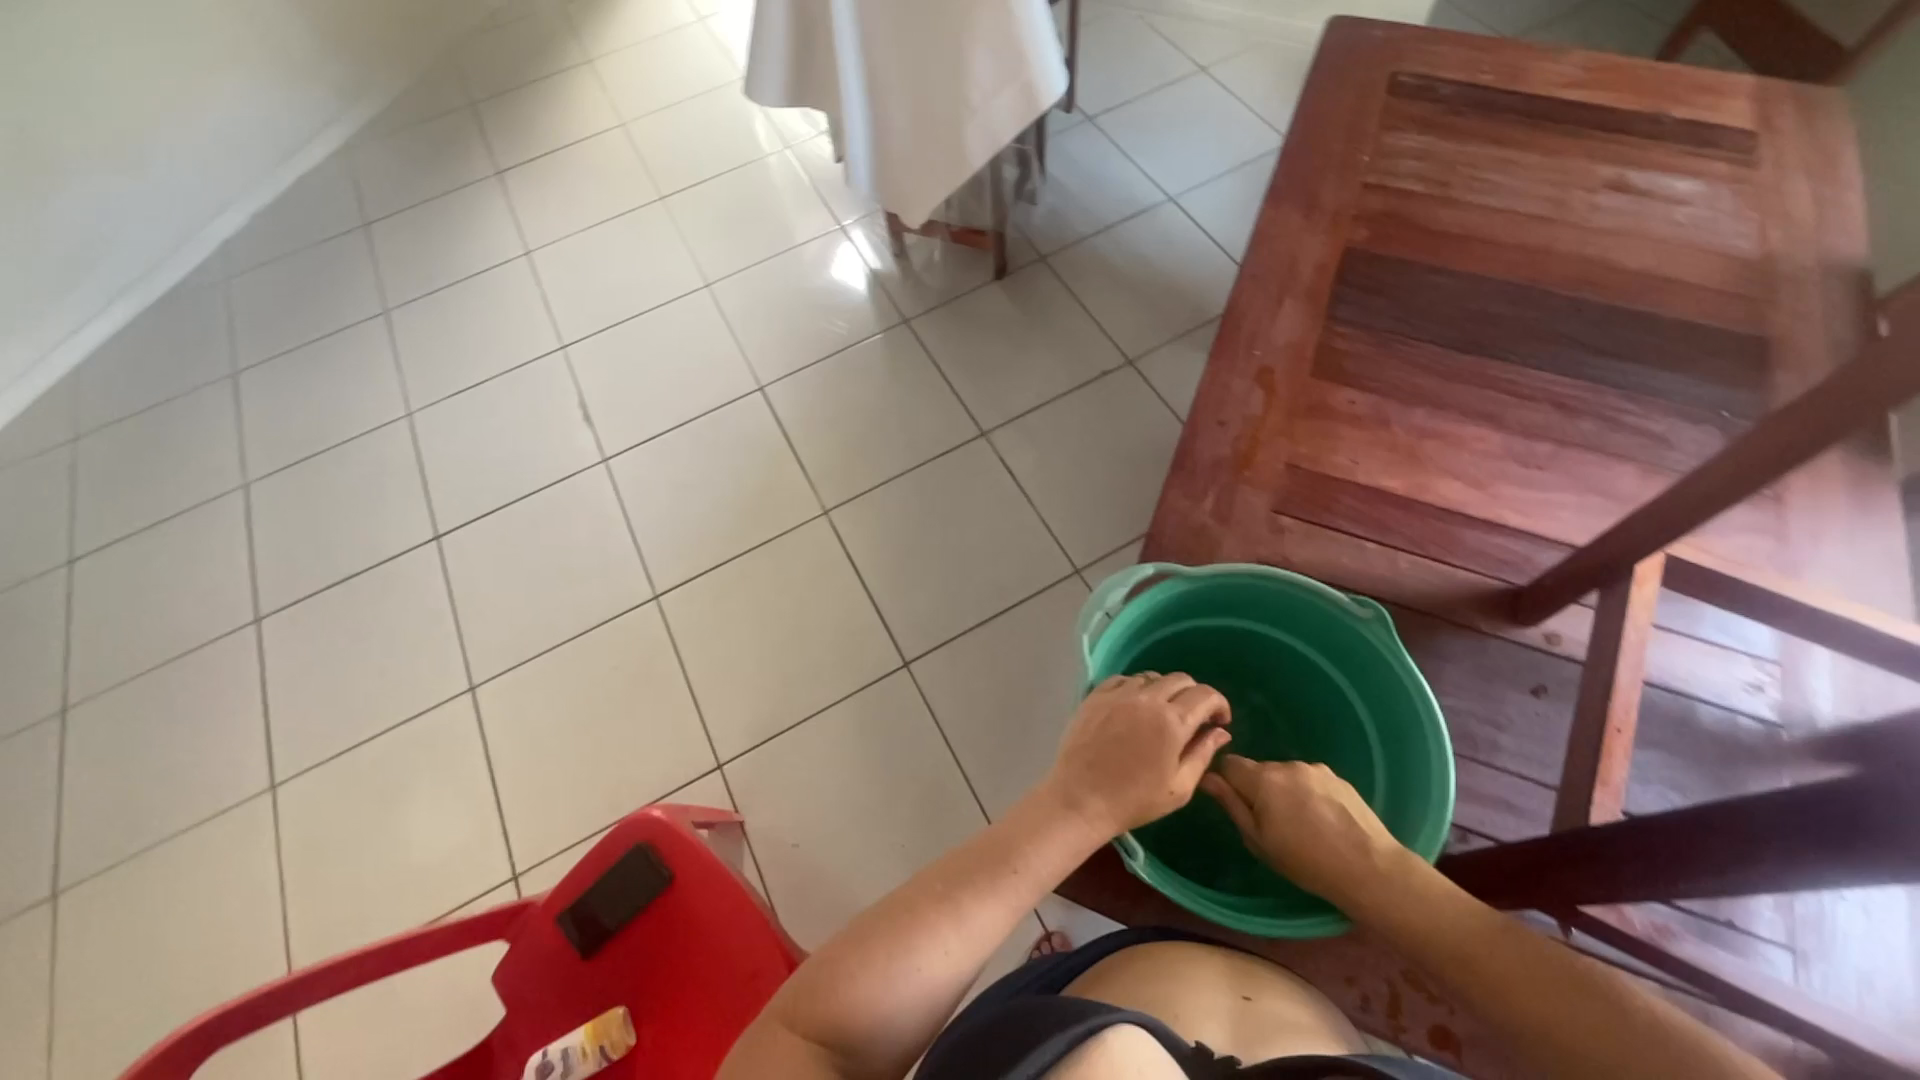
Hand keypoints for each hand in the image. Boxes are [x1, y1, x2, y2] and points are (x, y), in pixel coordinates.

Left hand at [1042, 673, 1232, 838]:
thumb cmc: (1134, 801)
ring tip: (1161, 713)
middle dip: (1194, 695)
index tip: (1219, 721)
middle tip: (1193, 718)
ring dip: (1164, 690)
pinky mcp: (1095, 696)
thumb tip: (1221, 731)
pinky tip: (1133, 708)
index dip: (1219, 704)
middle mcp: (1147, 699)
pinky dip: (1136, 688)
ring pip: (1151, 677)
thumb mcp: (1179, 787)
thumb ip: (1203, 754)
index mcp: (1172, 722)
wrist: (1080, 799)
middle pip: (1181, 680)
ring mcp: (1118, 695)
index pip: (1206, 694)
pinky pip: (1123, 680)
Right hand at [1200, 755, 1411, 913]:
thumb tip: (1207, 777)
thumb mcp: (1257, 840)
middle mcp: (1287, 765)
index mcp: (1263, 779)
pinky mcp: (1338, 778)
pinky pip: (1309, 781)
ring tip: (1300, 824)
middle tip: (1270, 824)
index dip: (1227, 782)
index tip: (1237, 806)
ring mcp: (1315, 769)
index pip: (1229, 764)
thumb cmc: (1305, 860)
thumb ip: (1231, 804)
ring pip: (1285, 776)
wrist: (1368, 867)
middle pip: (1259, 770)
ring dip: (1284, 792)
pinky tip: (1321, 820)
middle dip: (1258, 789)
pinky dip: (1307, 795)